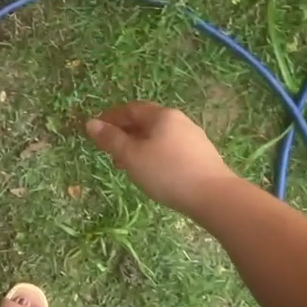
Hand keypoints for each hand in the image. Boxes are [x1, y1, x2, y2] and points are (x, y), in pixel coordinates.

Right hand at [84, 102, 240, 214]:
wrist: (214, 197)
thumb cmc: (166, 171)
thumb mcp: (131, 155)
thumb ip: (110, 138)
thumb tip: (91, 123)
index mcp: (162, 116)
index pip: (130, 109)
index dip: (110, 117)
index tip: (95, 130)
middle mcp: (179, 121)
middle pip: (145, 121)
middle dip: (124, 133)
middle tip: (108, 150)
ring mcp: (193, 138)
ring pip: (157, 136)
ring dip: (138, 145)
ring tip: (126, 164)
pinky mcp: (201, 155)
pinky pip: (170, 148)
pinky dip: (153, 154)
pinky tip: (150, 171)